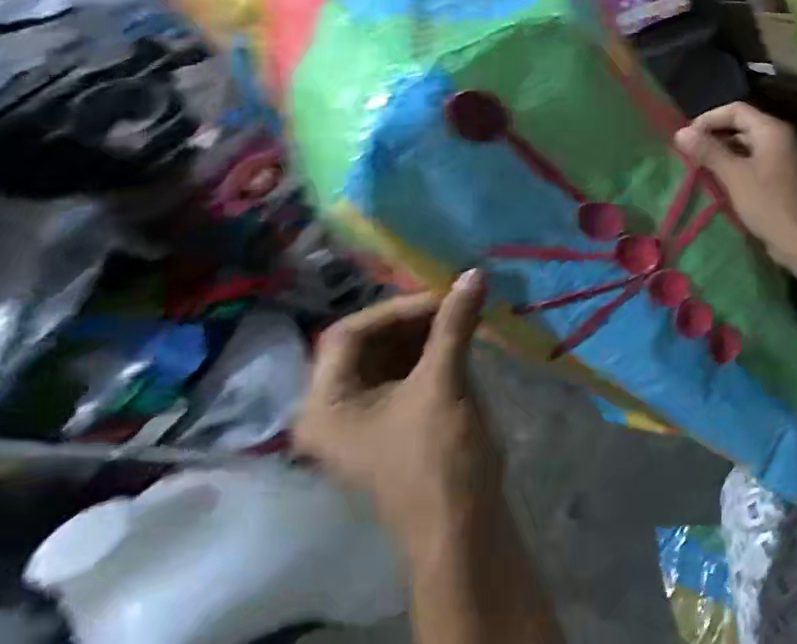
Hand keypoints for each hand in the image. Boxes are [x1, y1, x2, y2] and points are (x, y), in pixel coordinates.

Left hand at [293, 271, 500, 544]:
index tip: (447, 298)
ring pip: (390, 357)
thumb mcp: (443, 383)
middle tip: (461, 302)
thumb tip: (473, 273)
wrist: (459, 521)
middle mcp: (333, 409)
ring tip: (469, 316)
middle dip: (414, 319)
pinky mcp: (395, 424)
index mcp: (323, 404)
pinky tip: (467, 340)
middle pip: (366, 344)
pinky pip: (407, 375)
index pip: (348, 334)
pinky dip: (434, 353)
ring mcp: (365, 419)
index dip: (397, 308)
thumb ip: (455, 325)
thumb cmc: (436, 455)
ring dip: (427, 333)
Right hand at [675, 102, 796, 266]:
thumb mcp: (734, 176)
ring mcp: (782, 157)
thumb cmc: (768, 203)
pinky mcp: (781, 176)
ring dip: (723, 151)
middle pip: (742, 125)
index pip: (736, 110)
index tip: (685, 136)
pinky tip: (717, 178)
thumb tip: (680, 132)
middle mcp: (780, 137)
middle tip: (688, 151)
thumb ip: (708, 151)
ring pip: (747, 145)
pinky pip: (753, 161)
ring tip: (698, 164)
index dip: (709, 118)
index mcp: (772, 130)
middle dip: (714, 135)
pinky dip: (735, 164)